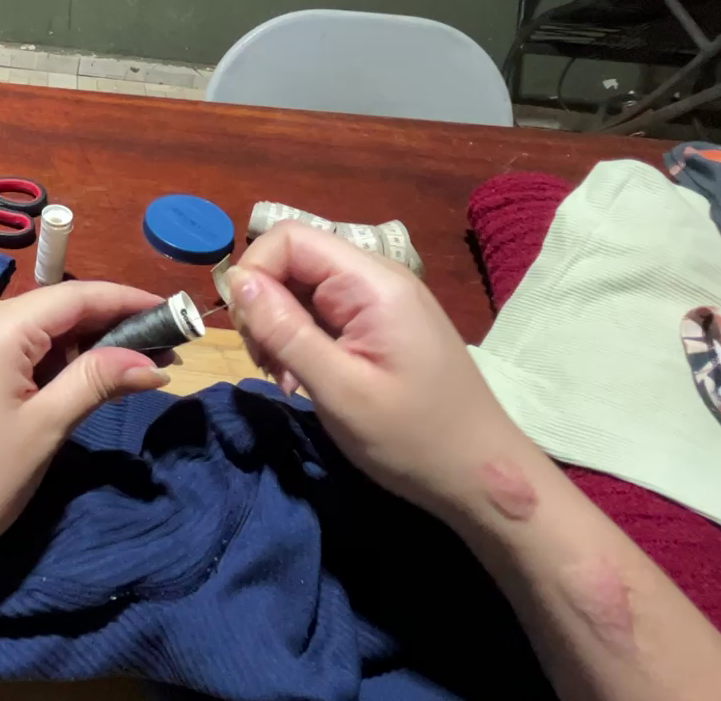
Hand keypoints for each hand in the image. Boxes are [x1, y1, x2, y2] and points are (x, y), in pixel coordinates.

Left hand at [0, 282, 170, 567]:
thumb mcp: (46, 427)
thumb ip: (98, 381)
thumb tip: (153, 362)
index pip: (74, 296)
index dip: (126, 300)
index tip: (173, 311)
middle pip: (55, 308)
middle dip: (109, 324)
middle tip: (162, 347)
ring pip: (37, 328)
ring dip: (83, 343)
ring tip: (133, 364)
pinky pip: (15, 346)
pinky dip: (52, 357)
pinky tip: (83, 374)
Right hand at [227, 221, 541, 521]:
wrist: (483, 482)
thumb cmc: (414, 440)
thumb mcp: (339, 390)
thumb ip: (285, 329)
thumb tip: (236, 279)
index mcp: (373, 283)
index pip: (289, 238)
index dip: (255, 271)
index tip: (248, 329)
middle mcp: (374, 278)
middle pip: (291, 260)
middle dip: (263, 306)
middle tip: (268, 364)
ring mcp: (376, 300)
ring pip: (298, 287)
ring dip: (277, 328)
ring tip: (287, 378)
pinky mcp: (374, 323)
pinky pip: (317, 310)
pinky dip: (297, 340)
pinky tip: (303, 378)